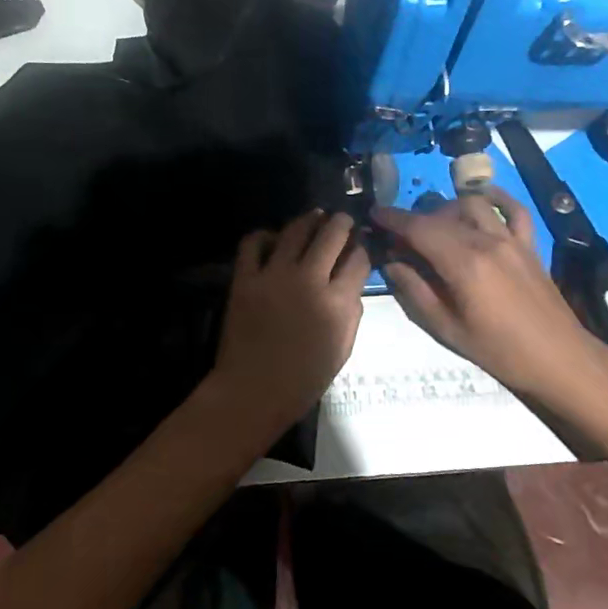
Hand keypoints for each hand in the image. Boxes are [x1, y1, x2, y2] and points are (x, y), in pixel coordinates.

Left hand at [211, 209, 371, 430]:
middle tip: (343, 221)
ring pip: (296, 230)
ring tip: (315, 218)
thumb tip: (352, 279)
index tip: (360, 248)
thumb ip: (353, 309)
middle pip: (332, 235)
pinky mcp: (245, 278)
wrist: (253, 390)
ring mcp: (274, 276)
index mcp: (338, 303)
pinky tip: (274, 239)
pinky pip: (253, 242)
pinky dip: (265, 235)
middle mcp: (309, 280)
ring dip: (310, 219)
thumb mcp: (344, 347)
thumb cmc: (304, 377)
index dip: (362, 249)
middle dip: (342, 223)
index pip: (358, 259)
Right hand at [372, 192, 607, 407]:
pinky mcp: (529, 243)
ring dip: (448, 208)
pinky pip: (513, 208)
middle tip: (400, 235)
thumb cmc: (499, 351)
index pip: (419, 229)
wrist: (558, 357)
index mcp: (464, 263)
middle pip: (442, 214)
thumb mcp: (447, 329)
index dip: (393, 219)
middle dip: (415, 217)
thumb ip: (415, 291)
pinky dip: (495, 198)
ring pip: (473, 204)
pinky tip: (481, 200)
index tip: (374, 214)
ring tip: (434, 225)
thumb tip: (392, 263)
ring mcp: (512, 238)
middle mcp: (487, 240)